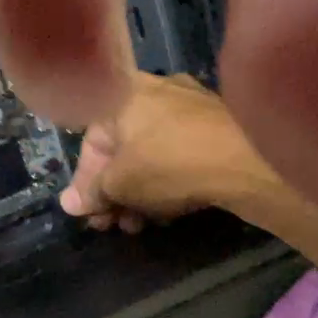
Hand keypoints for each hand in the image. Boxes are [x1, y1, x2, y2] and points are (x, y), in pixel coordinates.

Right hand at [62, 73, 273, 230]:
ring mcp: (191, 106)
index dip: (85, 181)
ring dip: (138, 192)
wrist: (248, 159)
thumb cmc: (168, 164)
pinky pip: (178, 154)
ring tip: (139, 225)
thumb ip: (92, 193)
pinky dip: (166, 181)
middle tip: (112, 224)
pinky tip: (167, 211)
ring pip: (151, 154)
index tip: (88, 213)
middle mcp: (156, 92)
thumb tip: (68, 204)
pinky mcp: (218, 125)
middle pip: (122, 149)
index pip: (90, 141)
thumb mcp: (120, 184)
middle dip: (113, 191)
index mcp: (124, 95)